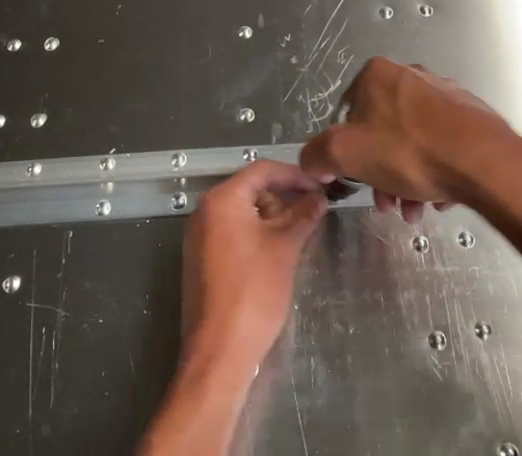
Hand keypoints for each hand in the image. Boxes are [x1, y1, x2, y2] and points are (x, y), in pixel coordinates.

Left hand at [180, 159, 328, 375]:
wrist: (220, 350)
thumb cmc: (254, 291)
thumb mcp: (285, 248)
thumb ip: (303, 215)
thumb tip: (320, 197)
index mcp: (221, 200)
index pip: (261, 170)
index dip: (294, 175)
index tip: (321, 185)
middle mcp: (204, 212)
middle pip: (250, 189)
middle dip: (284, 197)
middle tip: (315, 210)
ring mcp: (199, 236)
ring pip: (242, 212)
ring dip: (272, 217)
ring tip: (300, 232)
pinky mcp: (202, 259)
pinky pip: (232, 232)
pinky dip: (256, 234)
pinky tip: (278, 251)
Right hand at [300, 57, 518, 222]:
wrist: (484, 161)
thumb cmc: (409, 151)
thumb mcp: (346, 154)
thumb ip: (317, 154)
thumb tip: (311, 161)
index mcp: (376, 74)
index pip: (346, 113)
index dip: (347, 151)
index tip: (357, 179)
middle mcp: (410, 75)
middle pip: (381, 131)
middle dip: (380, 172)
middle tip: (387, 203)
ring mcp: (445, 93)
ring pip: (412, 142)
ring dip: (407, 179)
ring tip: (415, 210)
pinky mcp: (471, 115)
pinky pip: (441, 145)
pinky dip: (435, 171)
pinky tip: (439, 197)